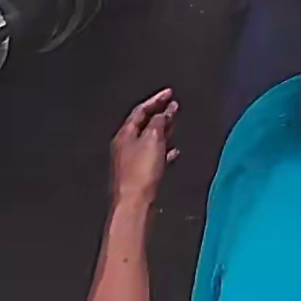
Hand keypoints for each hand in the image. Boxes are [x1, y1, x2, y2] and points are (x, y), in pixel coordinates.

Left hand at [109, 88, 178, 206]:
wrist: (134, 207)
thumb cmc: (140, 171)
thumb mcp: (153, 138)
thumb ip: (160, 120)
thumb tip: (165, 111)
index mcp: (125, 134)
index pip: (141, 110)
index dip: (156, 99)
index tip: (170, 93)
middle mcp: (125, 146)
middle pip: (144, 124)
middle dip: (160, 114)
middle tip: (174, 106)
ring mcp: (131, 161)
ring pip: (149, 139)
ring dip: (163, 130)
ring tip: (175, 123)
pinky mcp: (138, 176)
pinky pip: (152, 156)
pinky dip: (164, 150)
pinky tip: (174, 152)